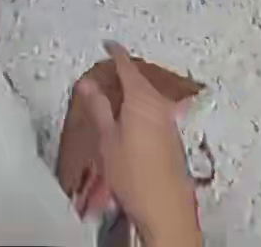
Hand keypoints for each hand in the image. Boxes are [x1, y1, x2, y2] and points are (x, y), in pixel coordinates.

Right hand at [78, 41, 201, 246]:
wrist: (167, 215)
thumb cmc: (134, 176)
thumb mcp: (107, 139)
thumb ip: (98, 107)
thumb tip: (87, 84)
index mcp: (141, 99)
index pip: (127, 66)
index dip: (116, 52)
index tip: (108, 44)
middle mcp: (159, 106)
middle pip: (140, 80)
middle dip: (124, 72)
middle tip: (107, 68)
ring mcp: (169, 124)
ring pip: (148, 95)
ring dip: (132, 91)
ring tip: (116, 94)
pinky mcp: (173, 140)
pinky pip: (155, 110)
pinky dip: (141, 106)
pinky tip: (131, 120)